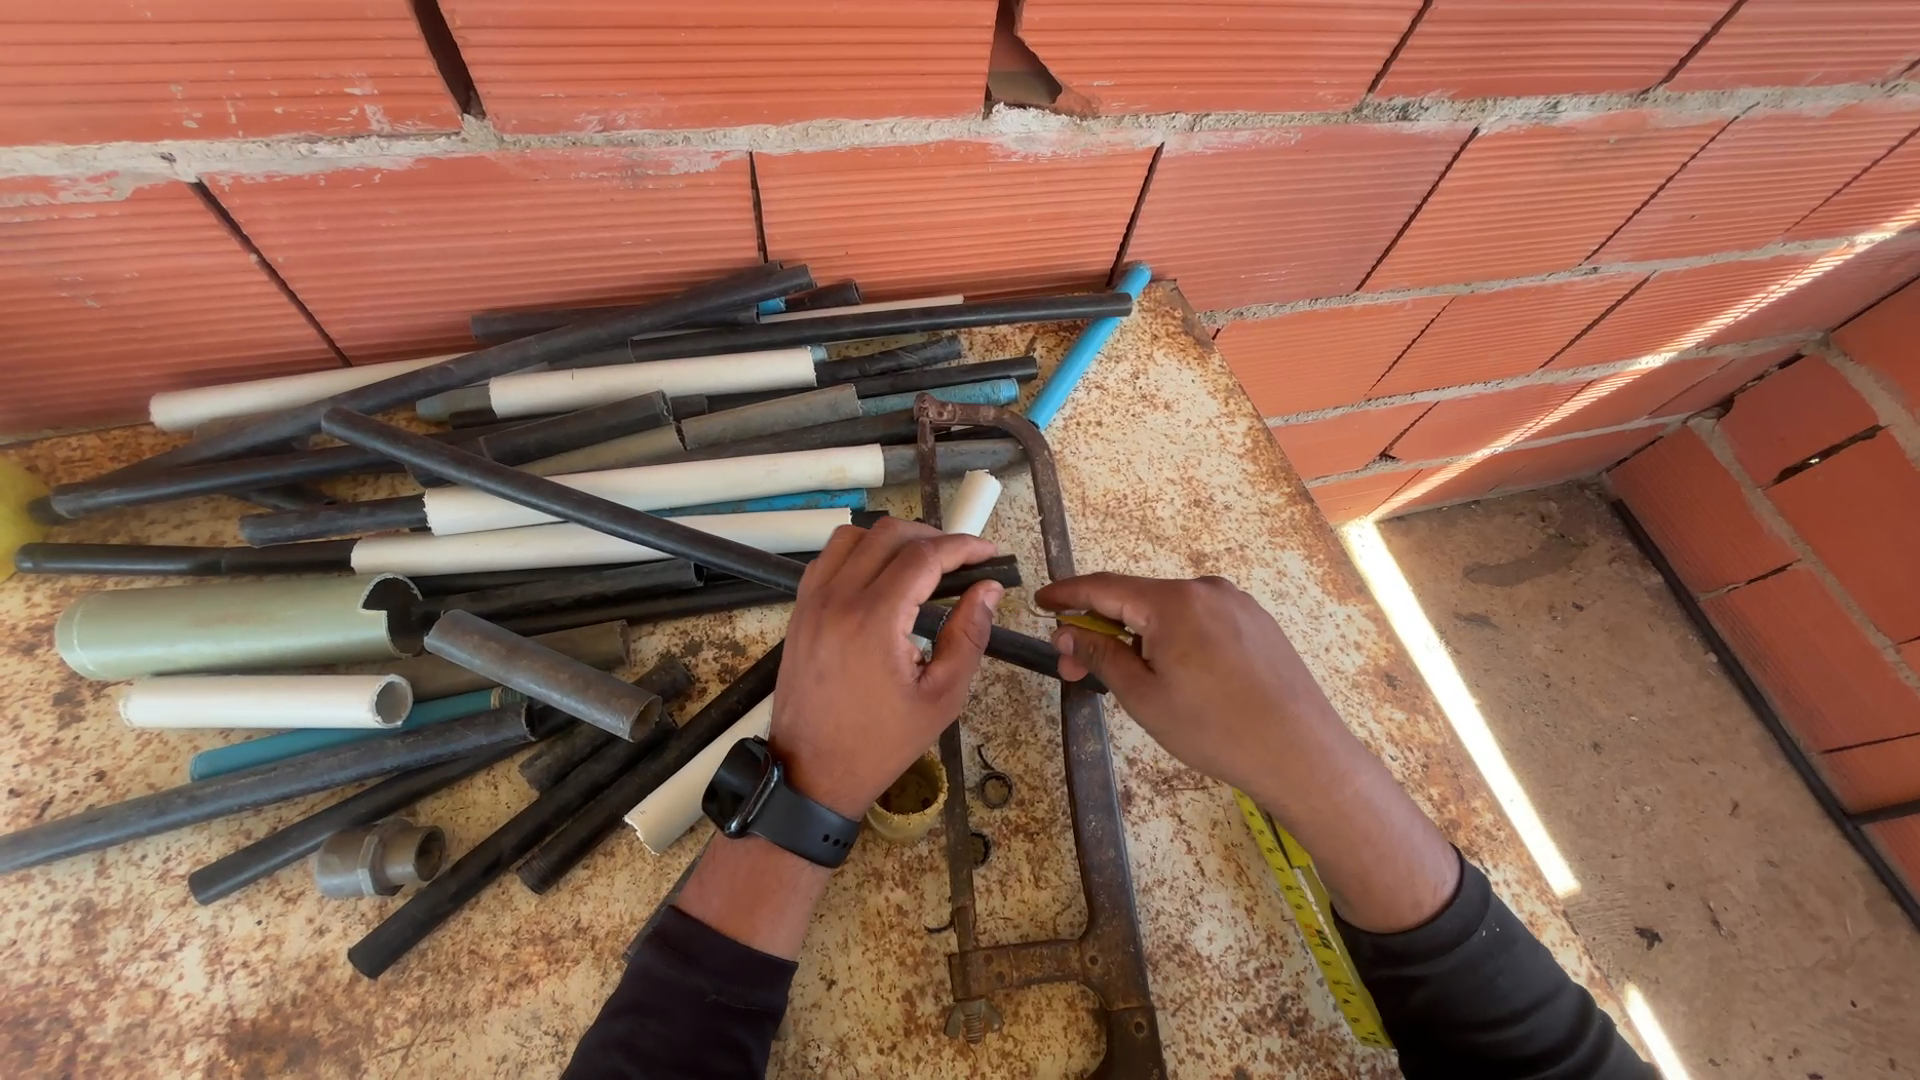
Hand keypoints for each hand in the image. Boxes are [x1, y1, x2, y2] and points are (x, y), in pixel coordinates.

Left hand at [771, 517, 1003, 818]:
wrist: (812, 772)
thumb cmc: (880, 742)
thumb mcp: (941, 697)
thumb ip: (969, 636)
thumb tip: (988, 590)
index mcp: (875, 620)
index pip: (924, 556)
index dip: (963, 546)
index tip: (988, 552)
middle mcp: (838, 599)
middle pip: (889, 535)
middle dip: (933, 537)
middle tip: (962, 559)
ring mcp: (813, 601)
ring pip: (854, 536)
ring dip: (893, 539)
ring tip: (923, 562)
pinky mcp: (800, 610)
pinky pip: (829, 558)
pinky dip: (860, 551)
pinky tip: (881, 574)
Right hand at [1035, 573, 1459, 931]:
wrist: (1302, 754)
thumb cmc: (1214, 728)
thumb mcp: (1143, 695)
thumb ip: (1100, 653)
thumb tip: (1068, 631)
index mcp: (1173, 601)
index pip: (1103, 587)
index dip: (1067, 595)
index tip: (1041, 603)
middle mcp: (1205, 589)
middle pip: (1136, 600)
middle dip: (1100, 630)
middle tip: (1073, 668)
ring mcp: (1235, 604)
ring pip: (1167, 612)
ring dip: (1136, 637)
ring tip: (1124, 677)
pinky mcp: (1256, 622)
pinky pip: (1198, 621)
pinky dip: (1171, 639)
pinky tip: (1170, 672)